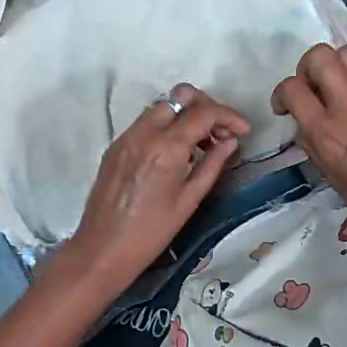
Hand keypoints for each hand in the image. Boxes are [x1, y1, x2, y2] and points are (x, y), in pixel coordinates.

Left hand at [64, 84, 249, 288]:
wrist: (103, 249)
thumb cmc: (151, 233)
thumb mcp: (189, 200)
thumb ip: (212, 165)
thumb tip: (230, 141)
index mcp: (166, 147)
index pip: (203, 112)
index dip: (229, 116)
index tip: (243, 131)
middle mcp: (143, 133)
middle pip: (180, 96)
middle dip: (206, 107)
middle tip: (221, 132)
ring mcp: (125, 137)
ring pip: (161, 106)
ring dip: (185, 115)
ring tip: (201, 144)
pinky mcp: (115, 146)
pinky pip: (145, 122)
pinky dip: (166, 126)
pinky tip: (176, 153)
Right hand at [272, 44, 346, 251]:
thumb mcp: (329, 175)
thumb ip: (313, 142)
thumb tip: (305, 123)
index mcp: (325, 133)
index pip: (292, 89)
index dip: (282, 93)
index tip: (286, 106)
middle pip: (320, 57)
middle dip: (308, 66)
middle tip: (312, 84)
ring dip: (339, 62)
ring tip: (340, 80)